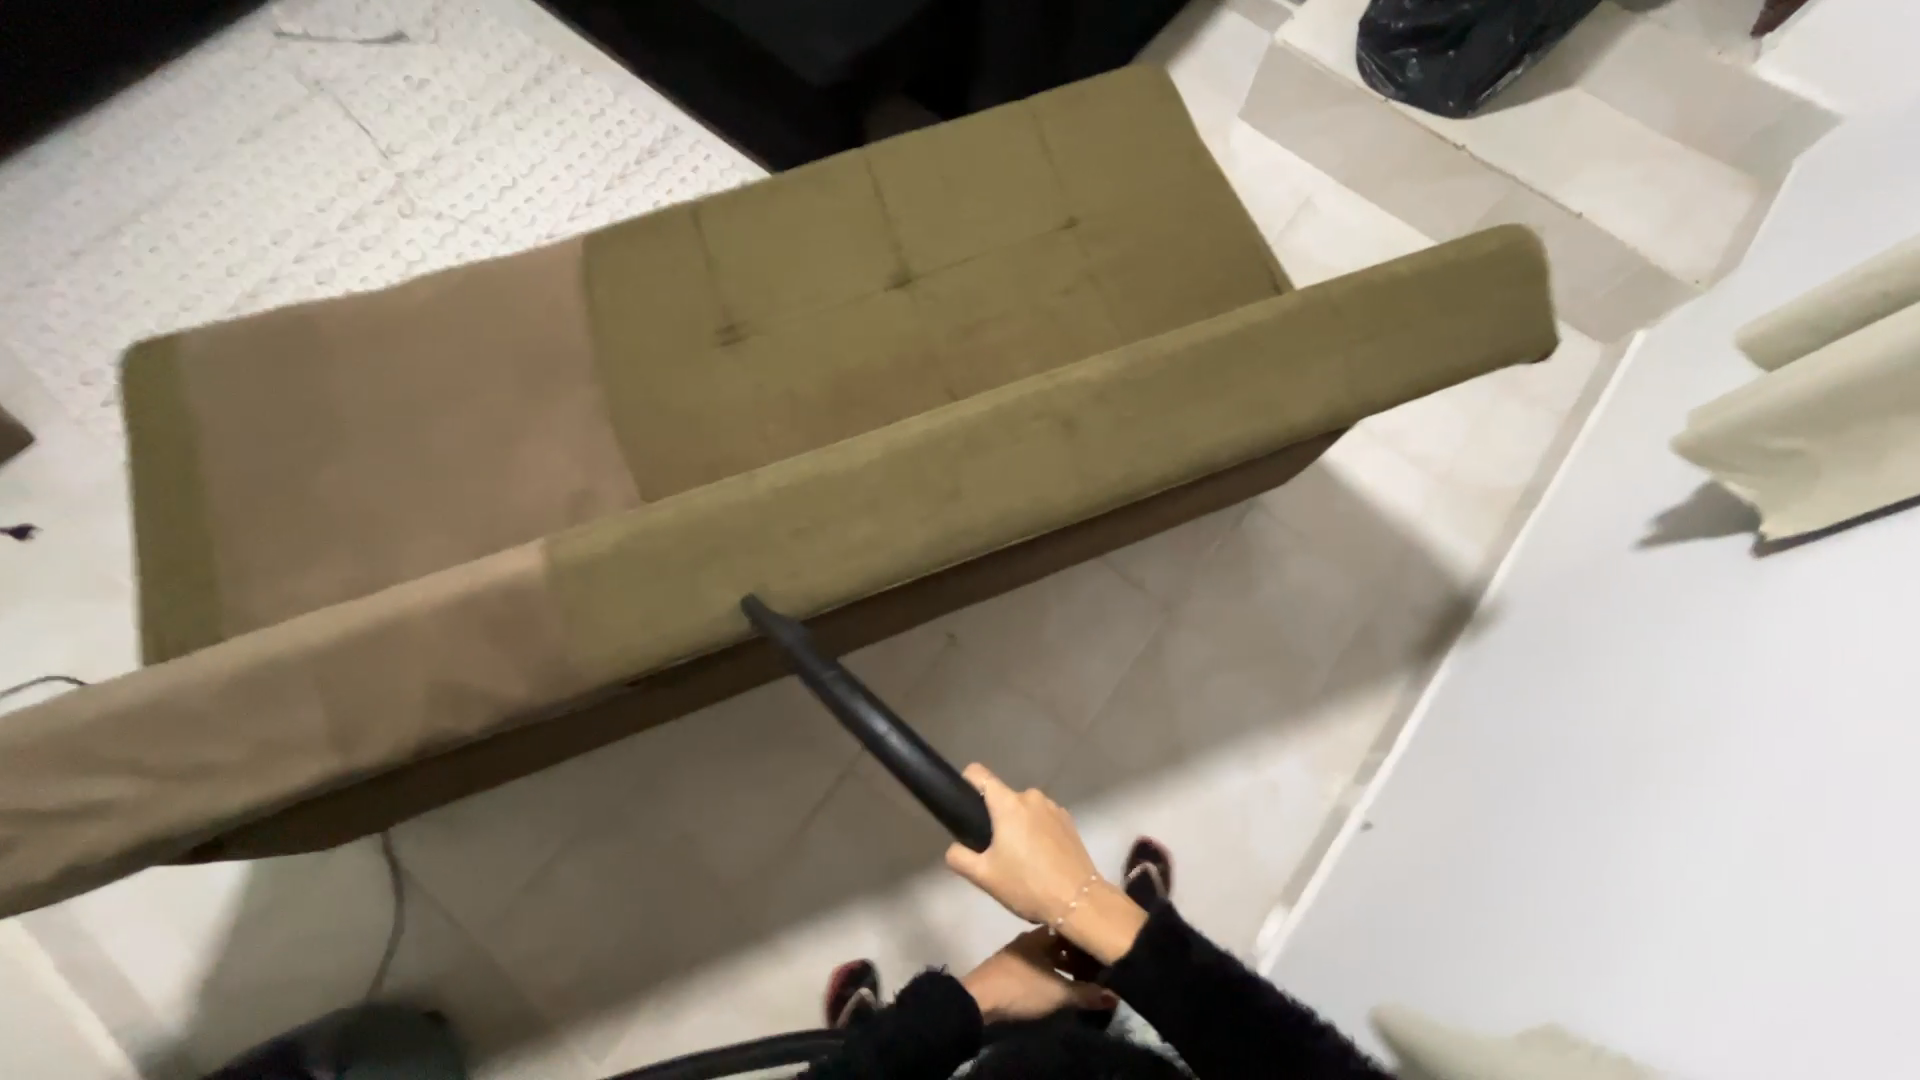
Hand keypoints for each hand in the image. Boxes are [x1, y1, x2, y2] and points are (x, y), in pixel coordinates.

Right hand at [945, 764, 1100, 926]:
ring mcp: (1053, 807)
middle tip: (996, 852)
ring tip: (1022, 860)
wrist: (1079, 900)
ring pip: (1024, 809)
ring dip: (1018, 826)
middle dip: (995, 819)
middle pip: (1002, 798)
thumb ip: (960, 858)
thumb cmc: (1027, 885)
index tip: (965, 805)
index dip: (966, 783)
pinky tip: (1042, 859)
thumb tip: (954, 847)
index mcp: (1008, 804)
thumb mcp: (984, 877)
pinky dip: (1037, 831)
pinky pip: (1042, 818)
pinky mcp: (1068, 820)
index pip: (979, 773)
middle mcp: (1031, 797)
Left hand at [961, 929, 1115, 1022]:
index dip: (1088, 936)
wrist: (979, 1000)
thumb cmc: (1021, 987)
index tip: (1106, 945)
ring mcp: (1020, 951)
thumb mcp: (1058, 993)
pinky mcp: (1013, 966)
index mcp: (1042, 934)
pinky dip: (1055, 969)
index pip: (1071, 927)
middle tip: (1100, 963)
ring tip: (1086, 975)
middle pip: (1061, 940)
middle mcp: (1031, 936)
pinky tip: (1062, 981)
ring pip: (1050, 952)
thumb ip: (1087, 993)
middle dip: (1079, 951)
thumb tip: (1116, 994)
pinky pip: (1042, 962)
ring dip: (1067, 962)